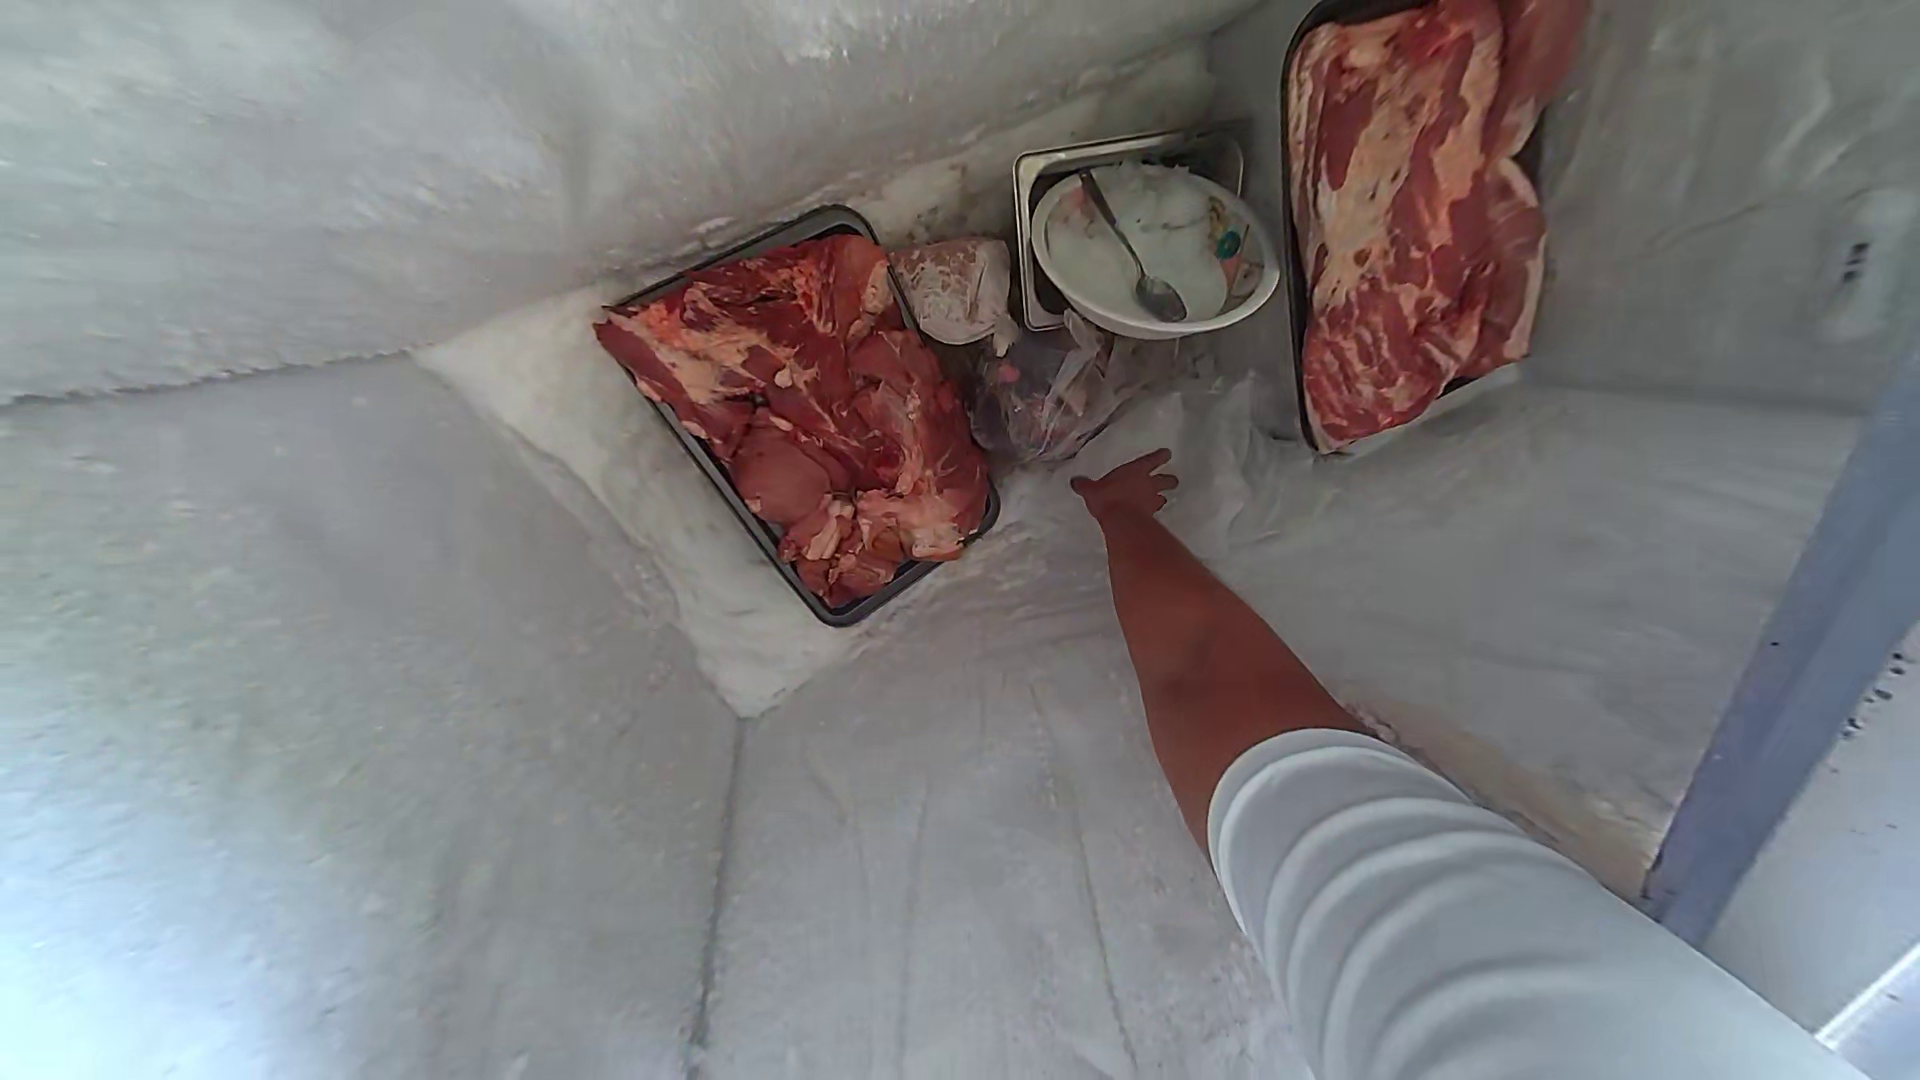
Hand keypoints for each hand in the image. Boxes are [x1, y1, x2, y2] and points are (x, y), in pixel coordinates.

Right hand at [1072, 449, 1178, 521]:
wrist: (1120, 521)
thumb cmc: (1107, 498)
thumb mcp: (1091, 490)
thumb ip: (1085, 485)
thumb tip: (1075, 481)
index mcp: (1136, 470)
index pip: (1153, 459)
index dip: (1161, 456)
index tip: (1167, 453)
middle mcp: (1148, 483)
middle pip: (1165, 479)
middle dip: (1169, 479)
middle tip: (1173, 480)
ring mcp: (1151, 501)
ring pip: (1163, 497)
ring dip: (1162, 497)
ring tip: (1162, 499)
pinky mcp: (1150, 517)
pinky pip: (1155, 513)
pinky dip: (1154, 513)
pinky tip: (1151, 516)